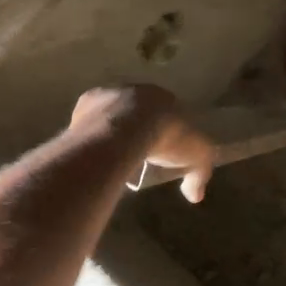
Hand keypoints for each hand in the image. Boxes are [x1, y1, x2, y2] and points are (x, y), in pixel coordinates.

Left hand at [71, 85, 215, 202]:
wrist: (126, 128)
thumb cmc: (166, 136)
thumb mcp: (196, 157)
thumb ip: (199, 175)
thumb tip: (196, 196)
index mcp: (164, 97)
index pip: (166, 110)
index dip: (164, 127)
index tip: (162, 147)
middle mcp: (137, 89)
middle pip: (137, 108)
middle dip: (137, 126)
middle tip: (136, 150)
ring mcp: (110, 94)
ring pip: (112, 111)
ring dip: (112, 127)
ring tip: (111, 153)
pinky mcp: (87, 101)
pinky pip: (90, 118)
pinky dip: (92, 131)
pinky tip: (94, 149)